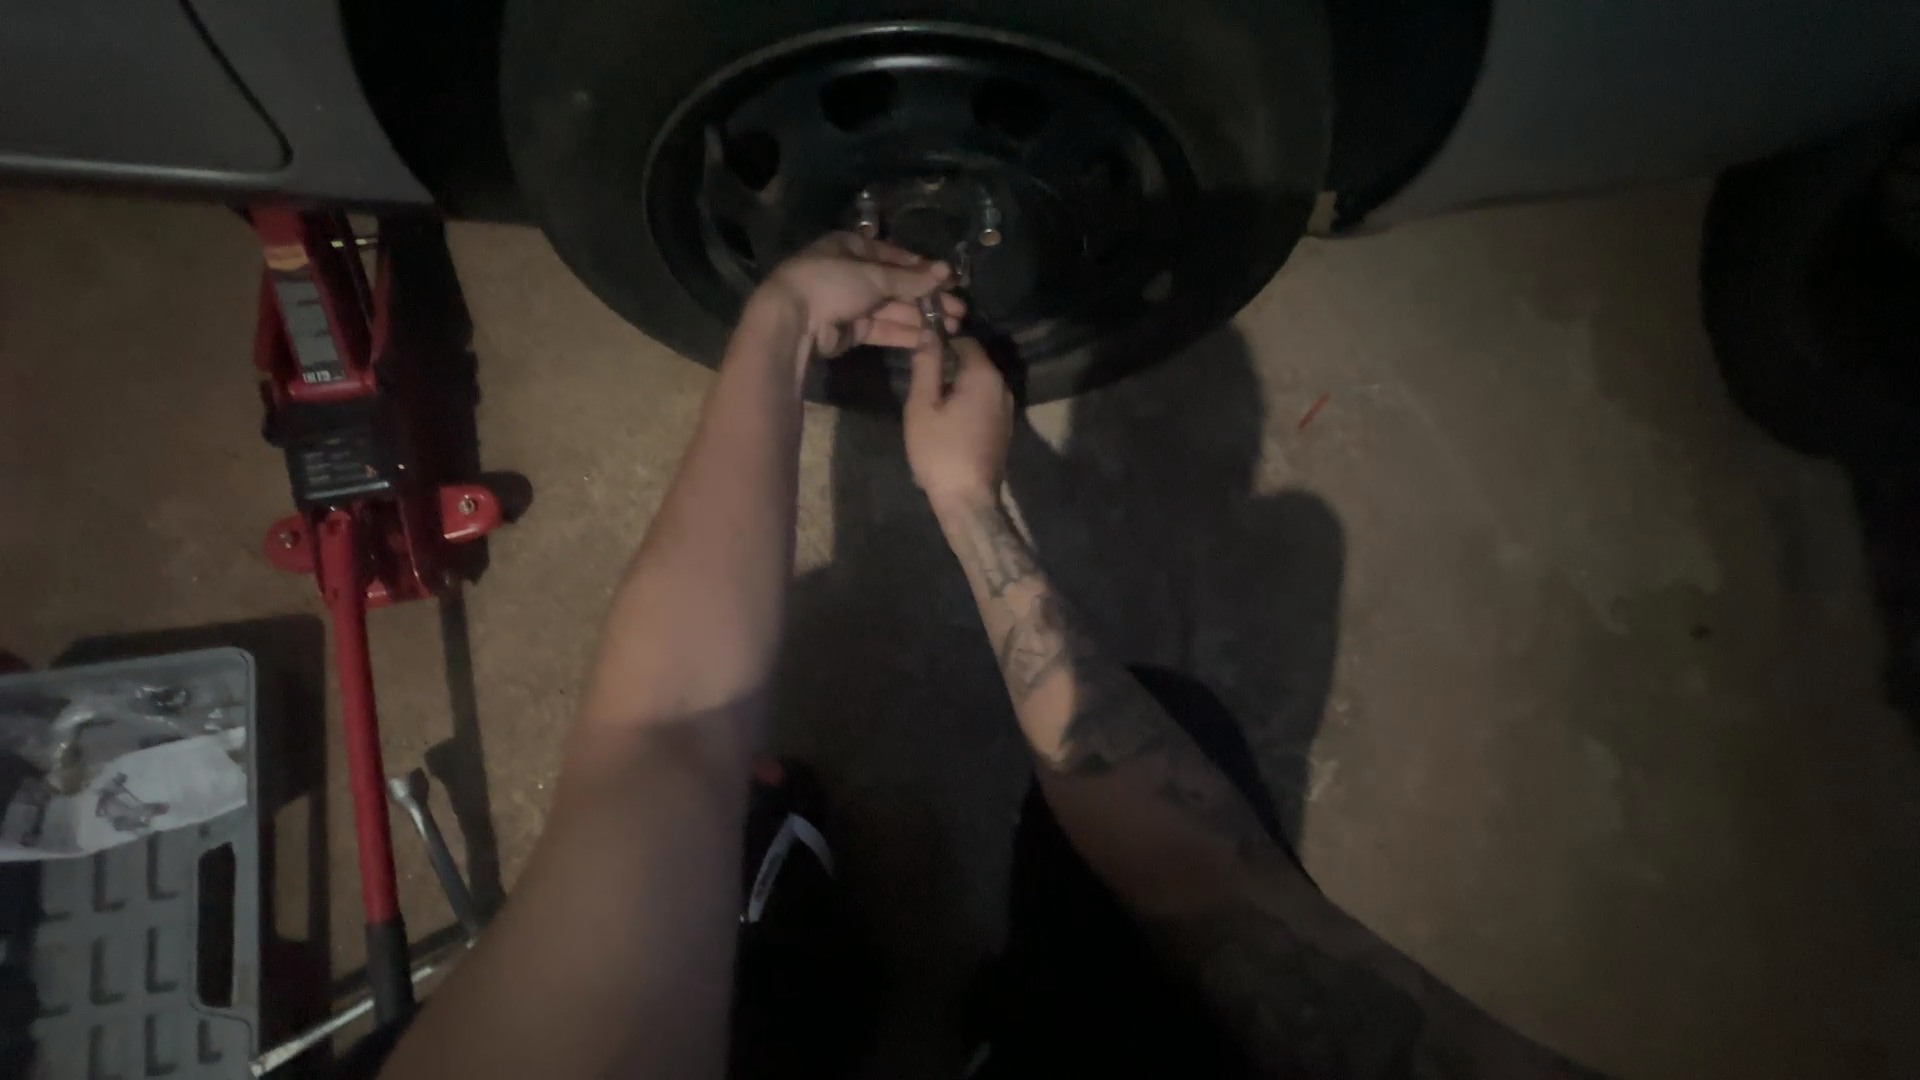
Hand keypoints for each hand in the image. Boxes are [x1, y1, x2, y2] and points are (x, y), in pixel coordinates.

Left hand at [759, 233, 965, 358]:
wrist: (794, 321)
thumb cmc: (832, 282)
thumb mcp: (874, 275)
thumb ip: (911, 278)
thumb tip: (946, 271)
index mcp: (852, 248)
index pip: (895, 257)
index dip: (923, 269)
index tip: (949, 280)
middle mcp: (853, 273)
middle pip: (898, 286)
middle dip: (928, 298)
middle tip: (959, 309)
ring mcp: (852, 304)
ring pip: (893, 310)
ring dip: (922, 318)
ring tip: (953, 327)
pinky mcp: (851, 331)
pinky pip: (883, 329)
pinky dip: (905, 333)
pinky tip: (930, 338)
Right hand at [904, 333, 1013, 507]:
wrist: (968, 498)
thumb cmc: (940, 451)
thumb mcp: (922, 405)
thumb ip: (927, 365)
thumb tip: (930, 332)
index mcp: (985, 376)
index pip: (964, 341)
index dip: (941, 342)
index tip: (921, 356)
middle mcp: (1003, 387)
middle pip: (974, 362)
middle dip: (949, 366)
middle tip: (921, 384)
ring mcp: (1008, 410)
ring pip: (980, 384)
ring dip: (958, 387)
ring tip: (932, 404)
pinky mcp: (1005, 429)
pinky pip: (985, 403)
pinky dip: (968, 403)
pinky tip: (949, 422)